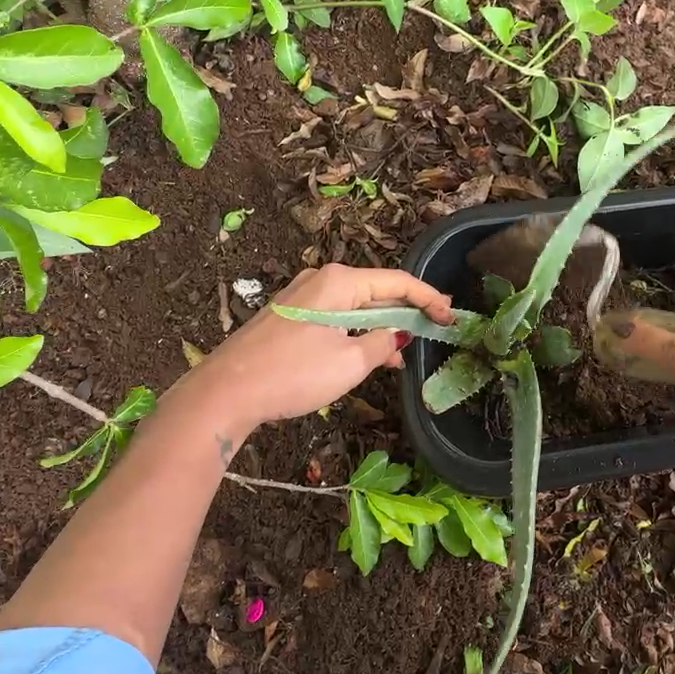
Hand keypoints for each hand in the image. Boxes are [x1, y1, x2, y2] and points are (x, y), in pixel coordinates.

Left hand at [172, 264, 453, 432]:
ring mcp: (302, 297)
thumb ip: (381, 344)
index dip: (428, 299)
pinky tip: (371, 355)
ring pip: (356, 306)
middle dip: (407, 310)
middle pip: (377, 290)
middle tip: (437, 326)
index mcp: (340, 281)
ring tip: (407, 351)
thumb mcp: (349, 363)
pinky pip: (336, 317)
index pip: (398, 282)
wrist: (224, 393)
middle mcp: (321, 280)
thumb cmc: (292, 375)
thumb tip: (399, 335)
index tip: (450, 316)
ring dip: (382, 326)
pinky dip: (357, 332)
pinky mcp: (290, 317)